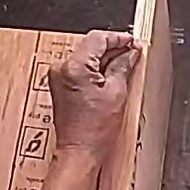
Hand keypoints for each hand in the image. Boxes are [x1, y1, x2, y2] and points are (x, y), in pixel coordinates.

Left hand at [49, 30, 140, 156]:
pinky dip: (94, 69)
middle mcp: (62, 68)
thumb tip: (130, 52)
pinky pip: (79, 68)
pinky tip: (109, 75)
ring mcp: (58, 76)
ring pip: (85, 56)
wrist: (79, 150)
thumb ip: (123, 66)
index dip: (118, 38)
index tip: (131, 42)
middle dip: (112, 48)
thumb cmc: (94, 129)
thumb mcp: (116, 92)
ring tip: (124, 65)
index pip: (97, 38)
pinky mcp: (59, 85)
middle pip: (90, 46)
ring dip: (104, 58)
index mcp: (74, 67)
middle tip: (132, 52)